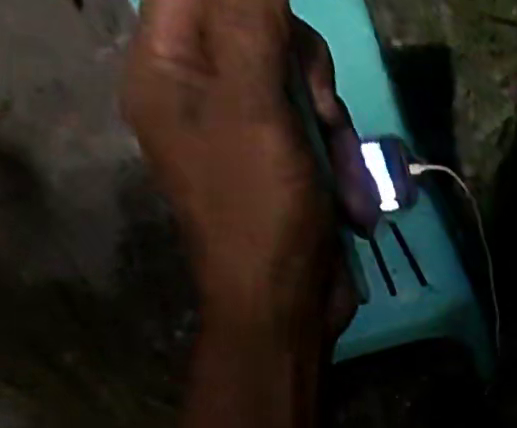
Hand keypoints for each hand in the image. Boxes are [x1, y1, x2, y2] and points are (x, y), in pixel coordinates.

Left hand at [124, 0, 377, 325]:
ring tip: (339, 177)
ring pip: (300, 86)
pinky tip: (347, 199)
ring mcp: (247, 133)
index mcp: (169, 70)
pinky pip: (318, 134)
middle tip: (322, 111)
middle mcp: (202, 94)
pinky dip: (340, 163)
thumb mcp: (255, 111)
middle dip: (306, 71)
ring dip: (333, 127)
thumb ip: (254, 26)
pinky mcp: (286, 167)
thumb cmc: (261, 213)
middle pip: (260, 30)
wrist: (287, 309)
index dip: (254, 2)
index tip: (290, 30)